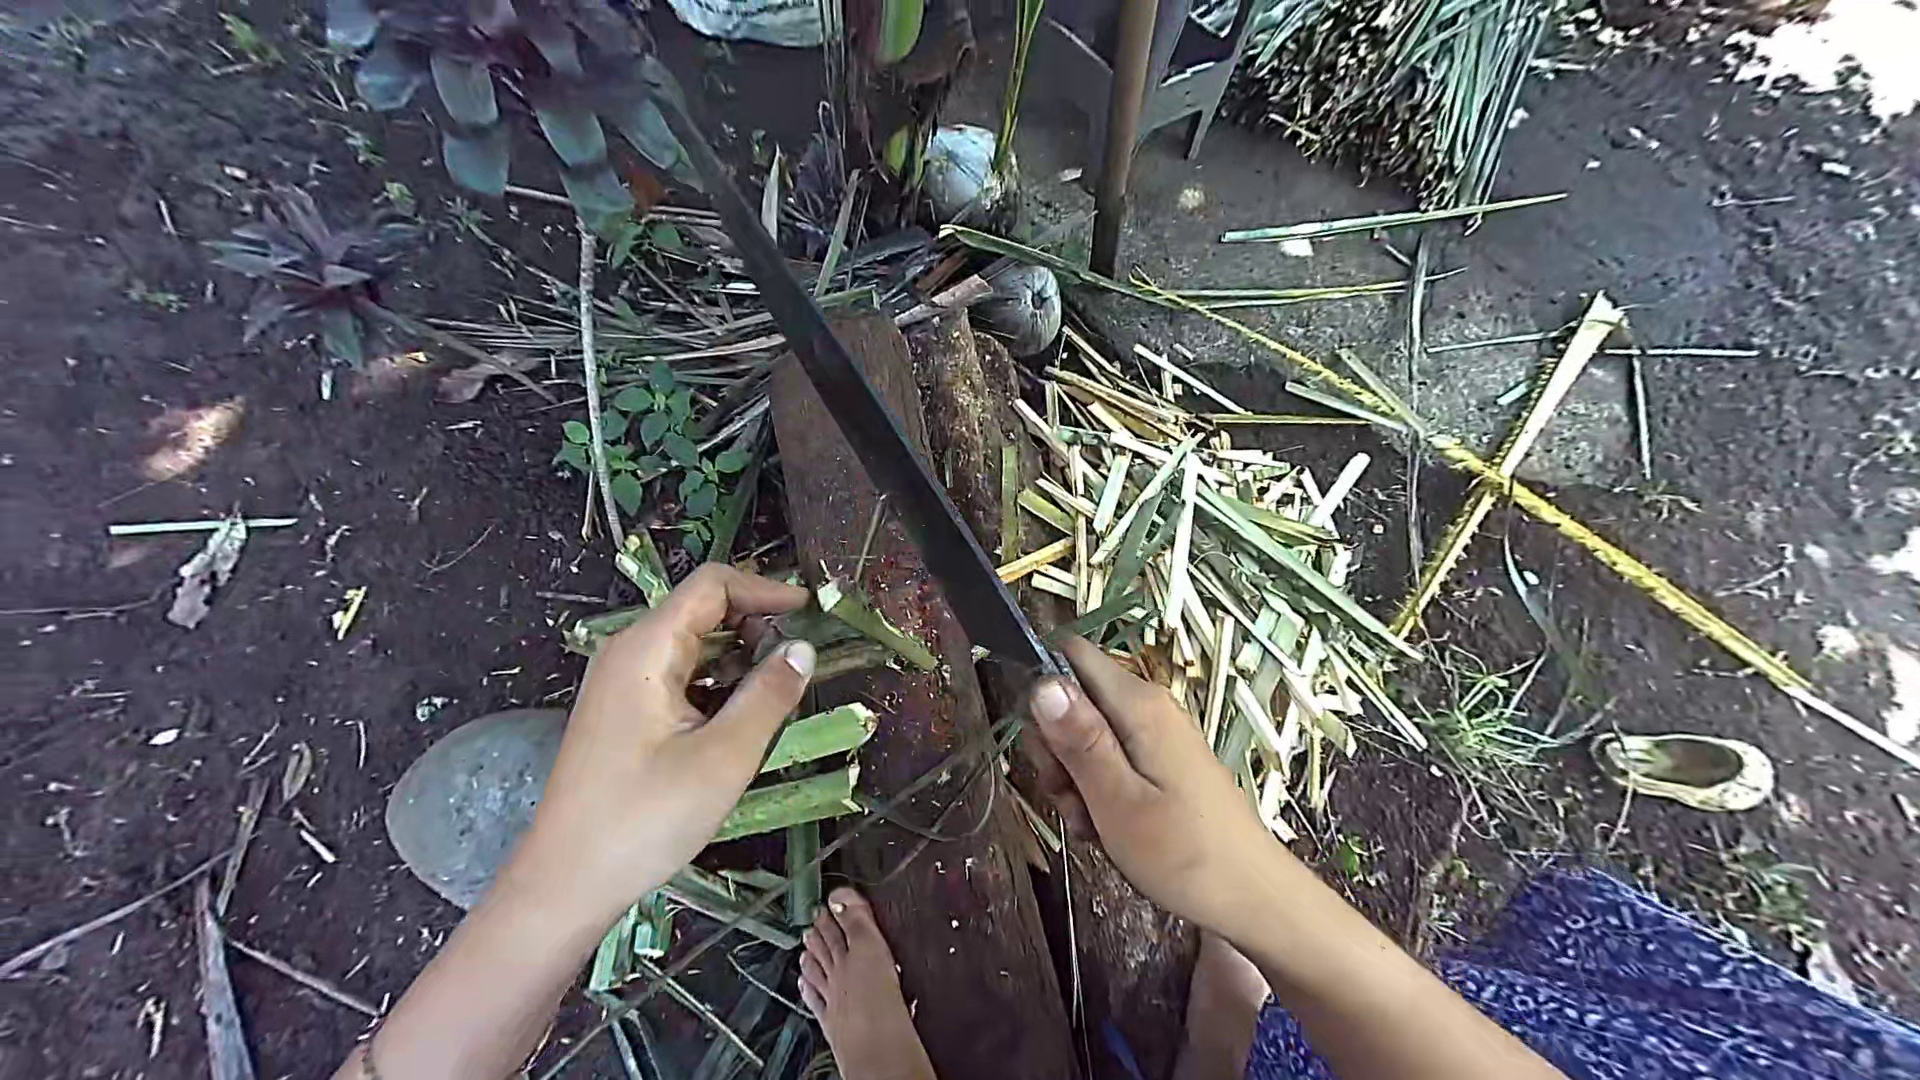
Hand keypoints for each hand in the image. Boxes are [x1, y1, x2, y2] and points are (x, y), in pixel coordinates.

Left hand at [507, 565, 816, 923]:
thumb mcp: (724, 756)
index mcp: (647, 649)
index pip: (712, 585)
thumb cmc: (645, 818)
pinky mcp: (624, 709)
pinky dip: (717, 676)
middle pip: (701, 608)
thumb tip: (803, 649)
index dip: (765, 589)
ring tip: (777, 686)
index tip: (808, 611)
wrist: (564, 886)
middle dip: (756, 621)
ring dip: (739, 652)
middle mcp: (629, 653)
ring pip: (693, 641)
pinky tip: (739, 711)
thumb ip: (770, 694)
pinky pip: (680, 671)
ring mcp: (622, 681)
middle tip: (796, 657)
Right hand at [1026, 637, 1293, 942]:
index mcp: (1137, 704)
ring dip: (1073, 776)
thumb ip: (1079, 739)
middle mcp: (1146, 706)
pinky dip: (1096, 789)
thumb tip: (1042, 683)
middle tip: (1067, 795)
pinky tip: (1106, 826)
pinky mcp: (1159, 758)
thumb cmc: (1184, 855)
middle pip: (1073, 699)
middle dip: (1055, 746)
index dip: (1042, 685)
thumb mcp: (1118, 801)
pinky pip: (1109, 757)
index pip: (1070, 654)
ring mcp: (1154, 732)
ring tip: (1092, 821)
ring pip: (1085, 734)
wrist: (1255, 900)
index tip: (1039, 737)